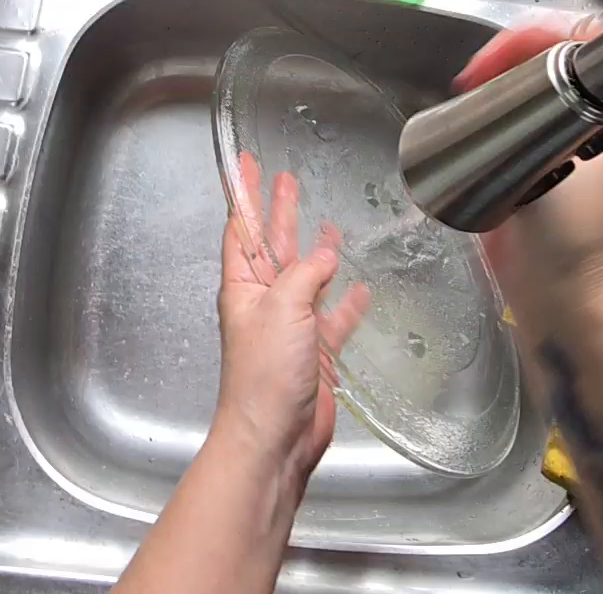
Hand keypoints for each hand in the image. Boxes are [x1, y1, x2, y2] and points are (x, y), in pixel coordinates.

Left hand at [214, 152, 369, 480]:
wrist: (274, 438)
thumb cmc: (264, 373)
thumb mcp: (283, 308)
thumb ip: (305, 275)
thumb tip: (326, 254)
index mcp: (244, 284)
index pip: (243, 227)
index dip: (246, 193)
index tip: (245, 164)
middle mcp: (265, 299)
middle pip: (274, 243)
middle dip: (280, 209)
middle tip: (287, 177)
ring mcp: (290, 324)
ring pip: (306, 275)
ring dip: (316, 249)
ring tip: (327, 221)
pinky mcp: (315, 350)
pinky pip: (334, 317)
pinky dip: (347, 302)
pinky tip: (360, 287)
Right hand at [456, 11, 602, 300]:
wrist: (555, 292)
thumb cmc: (574, 235)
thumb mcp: (588, 166)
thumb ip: (584, 113)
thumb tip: (568, 66)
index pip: (591, 42)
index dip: (544, 33)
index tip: (502, 55)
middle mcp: (598, 118)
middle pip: (556, 55)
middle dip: (511, 51)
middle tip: (475, 73)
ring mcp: (565, 138)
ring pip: (531, 79)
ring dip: (496, 74)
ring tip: (467, 86)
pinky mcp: (536, 157)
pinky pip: (514, 110)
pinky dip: (490, 101)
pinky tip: (468, 111)